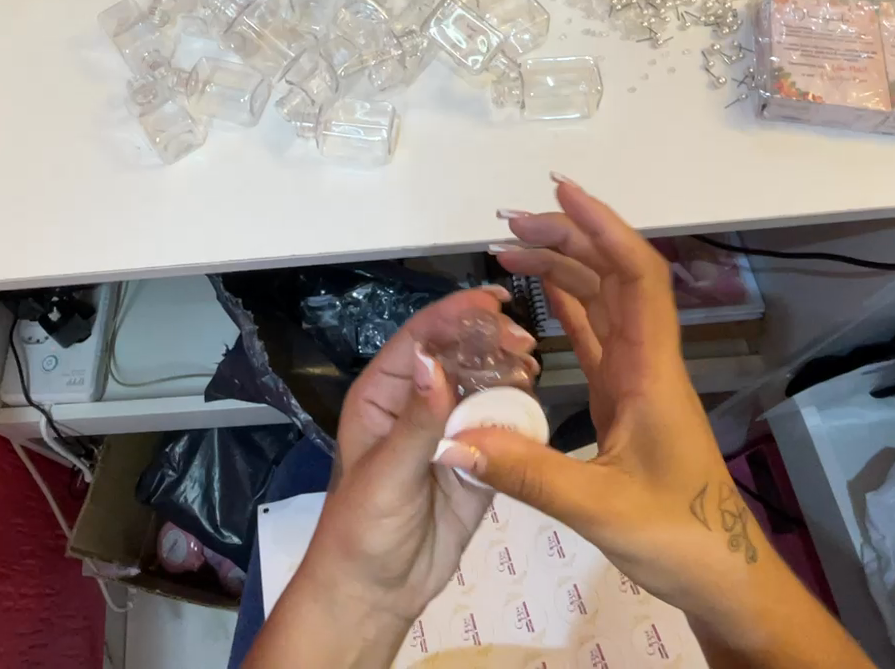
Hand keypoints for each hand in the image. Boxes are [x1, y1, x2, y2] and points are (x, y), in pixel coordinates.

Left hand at [249, 288, 537, 667]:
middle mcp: (418, 401)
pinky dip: (518, 413)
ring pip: (482, 385)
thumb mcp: (386, 472)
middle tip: (523, 342)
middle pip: (457, 355)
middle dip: (488, 340)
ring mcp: (449, 429)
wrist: (377, 591)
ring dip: (506, 373)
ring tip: (530, 368)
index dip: (454, 314)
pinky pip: (500, 426)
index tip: (492, 302)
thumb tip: (437, 361)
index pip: (421, 339)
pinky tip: (532, 405)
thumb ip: (417, 420)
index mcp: (385, 392)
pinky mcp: (475, 458)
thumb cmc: (362, 526)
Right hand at [471, 176, 778, 640]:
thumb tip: (449, 440)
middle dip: (566, 238)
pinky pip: (592, 333)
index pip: (635, 276)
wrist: (726, 580)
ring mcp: (634, 376)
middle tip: (509, 224)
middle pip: (612, 275)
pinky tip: (536, 291)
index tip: (561, 193)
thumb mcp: (602, 510)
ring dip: (560, 266)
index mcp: (650, 370)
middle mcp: (645, 360)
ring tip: (508, 249)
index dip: (602, 227)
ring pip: (600, 300)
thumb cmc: (680, 539)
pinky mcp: (622, 395)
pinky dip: (563, 304)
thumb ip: (526, 473)